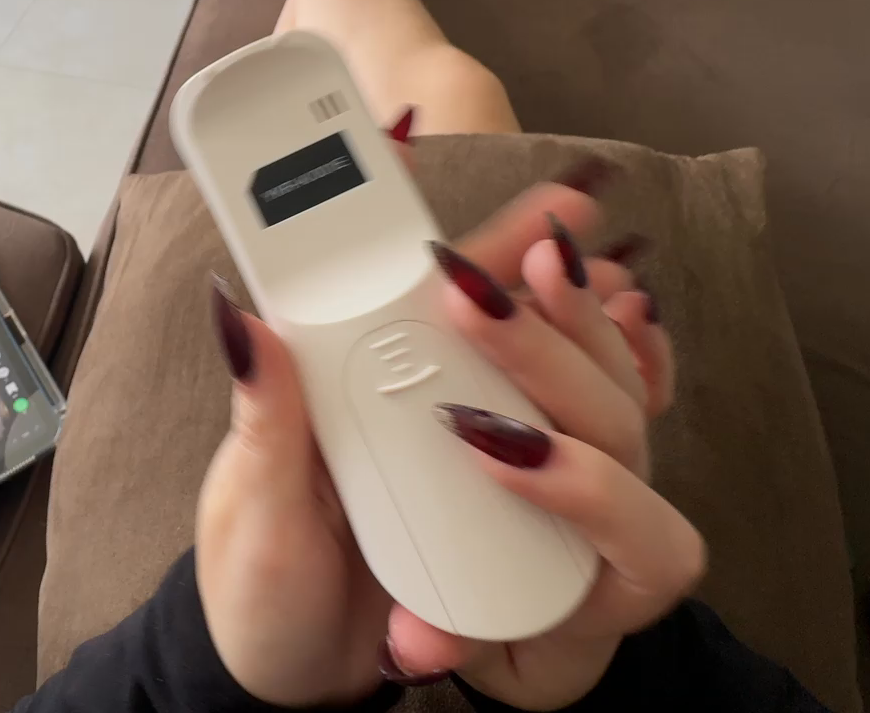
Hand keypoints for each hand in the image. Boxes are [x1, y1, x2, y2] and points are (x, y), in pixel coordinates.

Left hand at [194, 181, 630, 706]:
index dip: (478, 249)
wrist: (290, 677)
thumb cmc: (255, 585)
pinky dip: (612, 446)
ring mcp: (469, 476)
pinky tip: (632, 406)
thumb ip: (263, 418)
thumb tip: (238, 316)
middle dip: (541, 300)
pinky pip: (582, 480)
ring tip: (607, 316)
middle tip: (559, 265)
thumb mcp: (255, 503)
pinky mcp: (507, 537)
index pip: (416, 300)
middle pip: (501, 341)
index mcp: (349, 392)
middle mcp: (417, 418)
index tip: (535, 203)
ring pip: (565, 406)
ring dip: (590, 364)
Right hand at [381, 230, 701, 709]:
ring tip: (529, 251)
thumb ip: (439, 635)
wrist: (514, 613)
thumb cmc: (489, 628)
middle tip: (472, 304)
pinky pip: (615, 351)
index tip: (491, 448)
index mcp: (608, 577)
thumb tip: (407, 646)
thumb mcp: (461, 642)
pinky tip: (570, 266)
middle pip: (617, 424)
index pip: (638, 536)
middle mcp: (620, 507)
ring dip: (572, 311)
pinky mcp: (582, 411)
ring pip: (617, 375)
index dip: (581, 488)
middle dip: (548, 361)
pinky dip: (598, 309)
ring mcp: (606, 450)